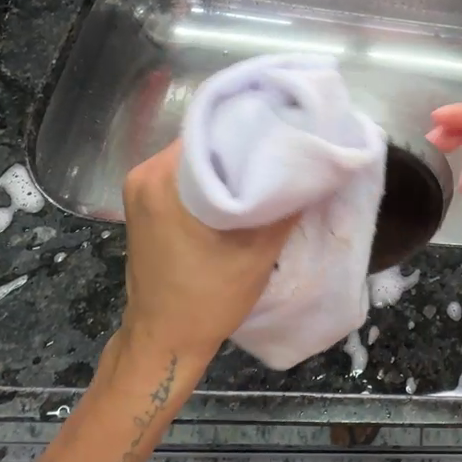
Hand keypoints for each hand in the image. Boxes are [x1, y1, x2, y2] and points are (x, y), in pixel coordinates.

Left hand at [117, 141, 294, 364]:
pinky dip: (218, 173)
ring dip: (234, 156)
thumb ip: (288, 200)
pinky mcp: (147, 202)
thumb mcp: (259, 249)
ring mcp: (142, 188)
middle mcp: (146, 174)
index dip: (257, 119)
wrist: (163, 343)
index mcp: (164, 178)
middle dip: (248, 137)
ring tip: (274, 159)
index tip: (292, 120)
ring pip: (201, 154)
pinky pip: (189, 172)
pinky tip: (247, 182)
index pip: (217, 124)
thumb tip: (319, 160)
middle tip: (291, 139)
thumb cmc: (209, 298)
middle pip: (209, 136)